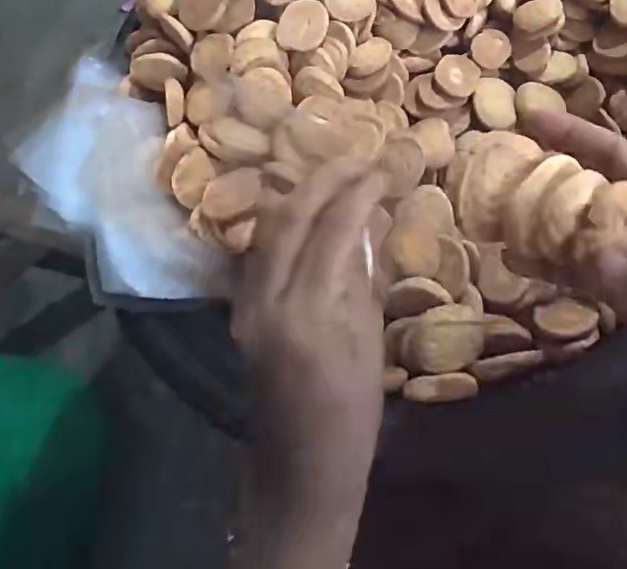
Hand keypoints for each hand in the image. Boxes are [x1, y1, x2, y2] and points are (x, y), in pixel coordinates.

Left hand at [230, 157, 386, 558]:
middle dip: (326, 179)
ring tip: (339, 174)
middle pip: (292, 218)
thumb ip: (364, 272)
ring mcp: (246, 306)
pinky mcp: (241, 311)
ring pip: (270, 229)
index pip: (333, 229)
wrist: (298, 468)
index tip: (384, 169)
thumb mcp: (370, 338)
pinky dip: (291, 221)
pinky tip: (313, 210)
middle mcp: (266, 301)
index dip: (360, 191)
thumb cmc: (351, 411)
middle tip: (360, 159)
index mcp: (308, 313)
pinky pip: (265, 250)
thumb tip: (371, 218)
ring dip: (305, 194)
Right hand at [523, 111, 626, 416]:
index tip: (531, 115)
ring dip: (544, 223)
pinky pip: (587, 274)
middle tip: (498, 170)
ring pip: (583, 232)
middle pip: (591, 189)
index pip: (618, 157)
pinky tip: (522, 265)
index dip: (575, 133)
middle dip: (548, 174)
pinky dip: (556, 268)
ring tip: (497, 216)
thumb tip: (588, 255)